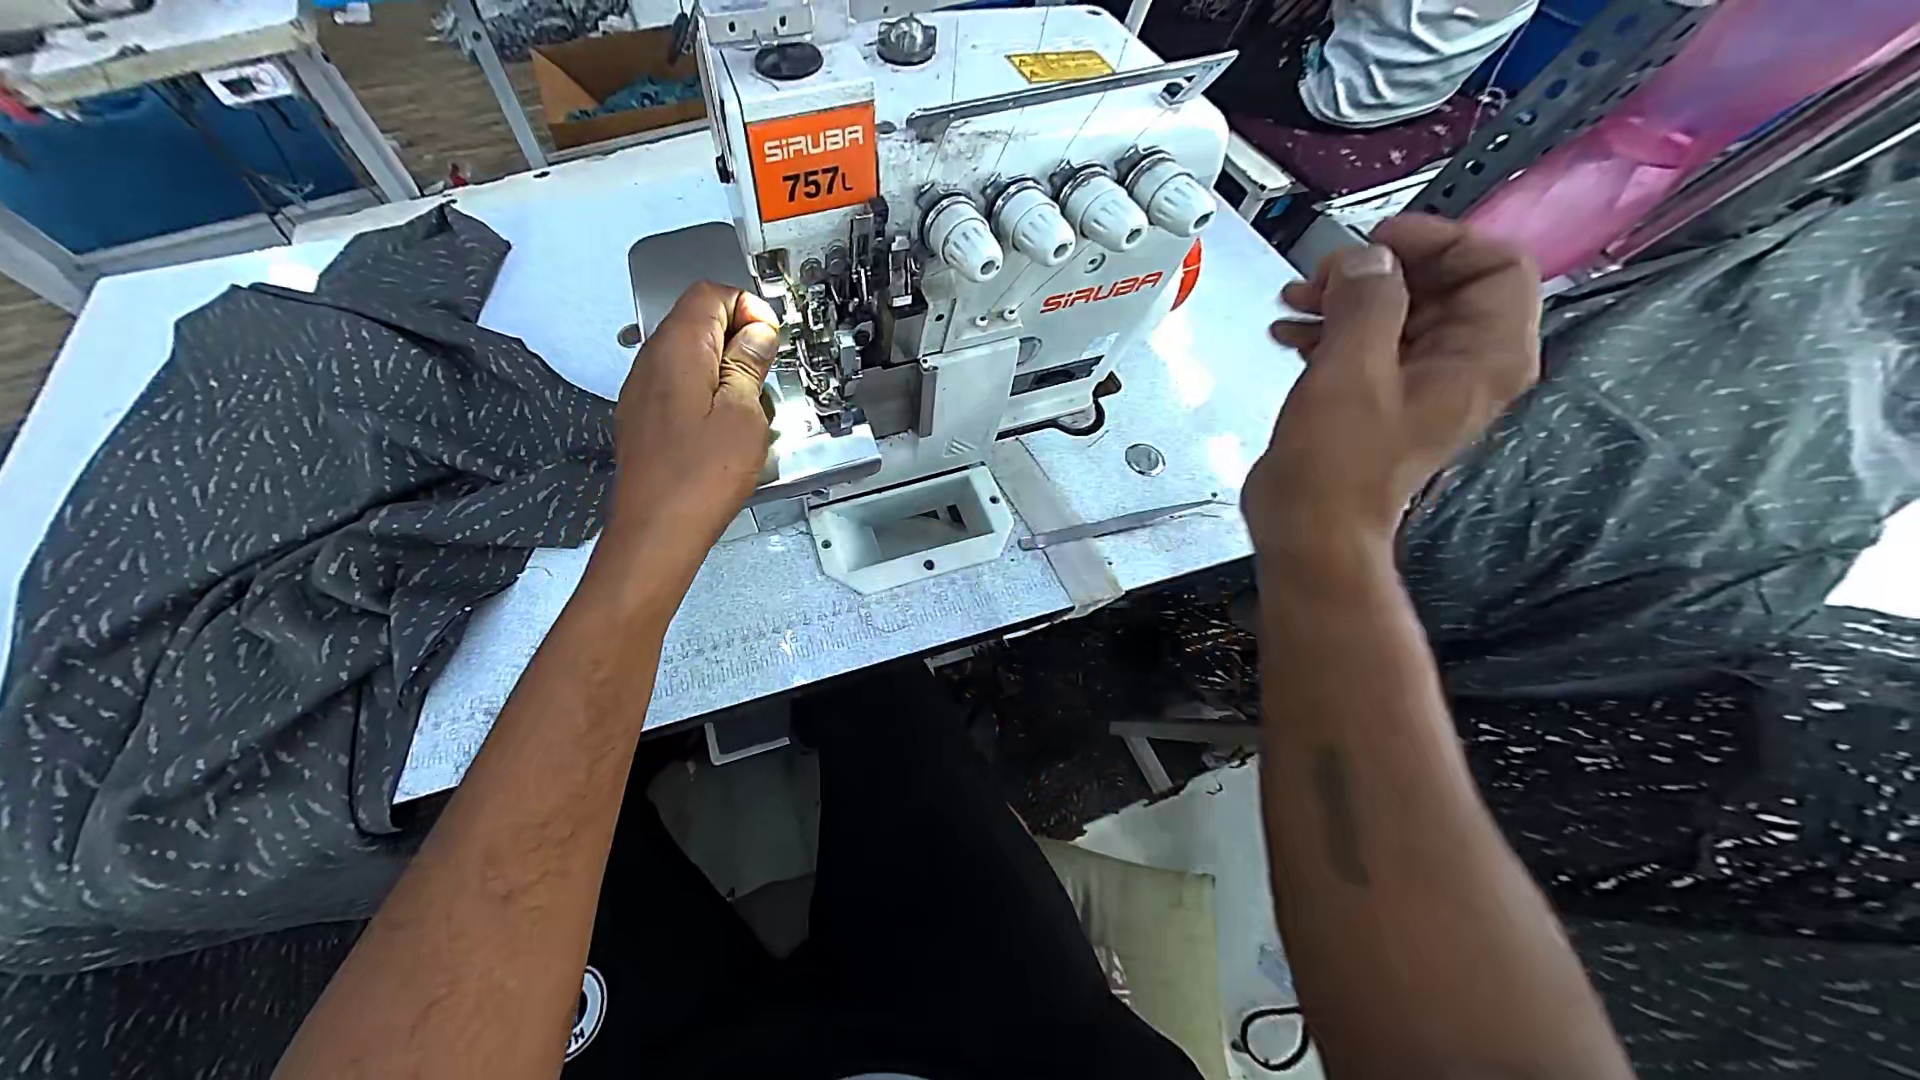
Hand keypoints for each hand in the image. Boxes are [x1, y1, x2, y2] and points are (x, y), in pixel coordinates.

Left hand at [601, 282, 779, 586]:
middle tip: (765, 373)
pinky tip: (724, 425)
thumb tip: (757, 334)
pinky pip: (678, 383)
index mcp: (679, 349)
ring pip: (688, 353)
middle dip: (738, 337)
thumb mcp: (744, 415)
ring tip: (750, 403)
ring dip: (724, 366)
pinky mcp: (644, 415)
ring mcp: (643, 389)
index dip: (748, 308)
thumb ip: (749, 365)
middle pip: (697, 319)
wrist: (657, 529)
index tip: (770, 339)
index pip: (711, 294)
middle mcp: (652, 360)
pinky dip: (706, 390)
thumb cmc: (698, 479)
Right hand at [1242, 215, 1539, 557]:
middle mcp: (1460, 368)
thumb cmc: (1336, 461)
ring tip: (1295, 298)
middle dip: (1377, 272)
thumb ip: (1368, 299)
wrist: (1306, 526)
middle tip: (1323, 272)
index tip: (1377, 239)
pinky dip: (1328, 330)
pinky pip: (1363, 346)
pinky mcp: (1374, 400)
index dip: (1438, 240)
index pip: (1494, 266)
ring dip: (1344, 299)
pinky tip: (1288, 330)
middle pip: (1438, 288)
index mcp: (1484, 358)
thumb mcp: (1353, 369)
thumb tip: (1365, 260)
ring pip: (1393, 315)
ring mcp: (1415, 386)